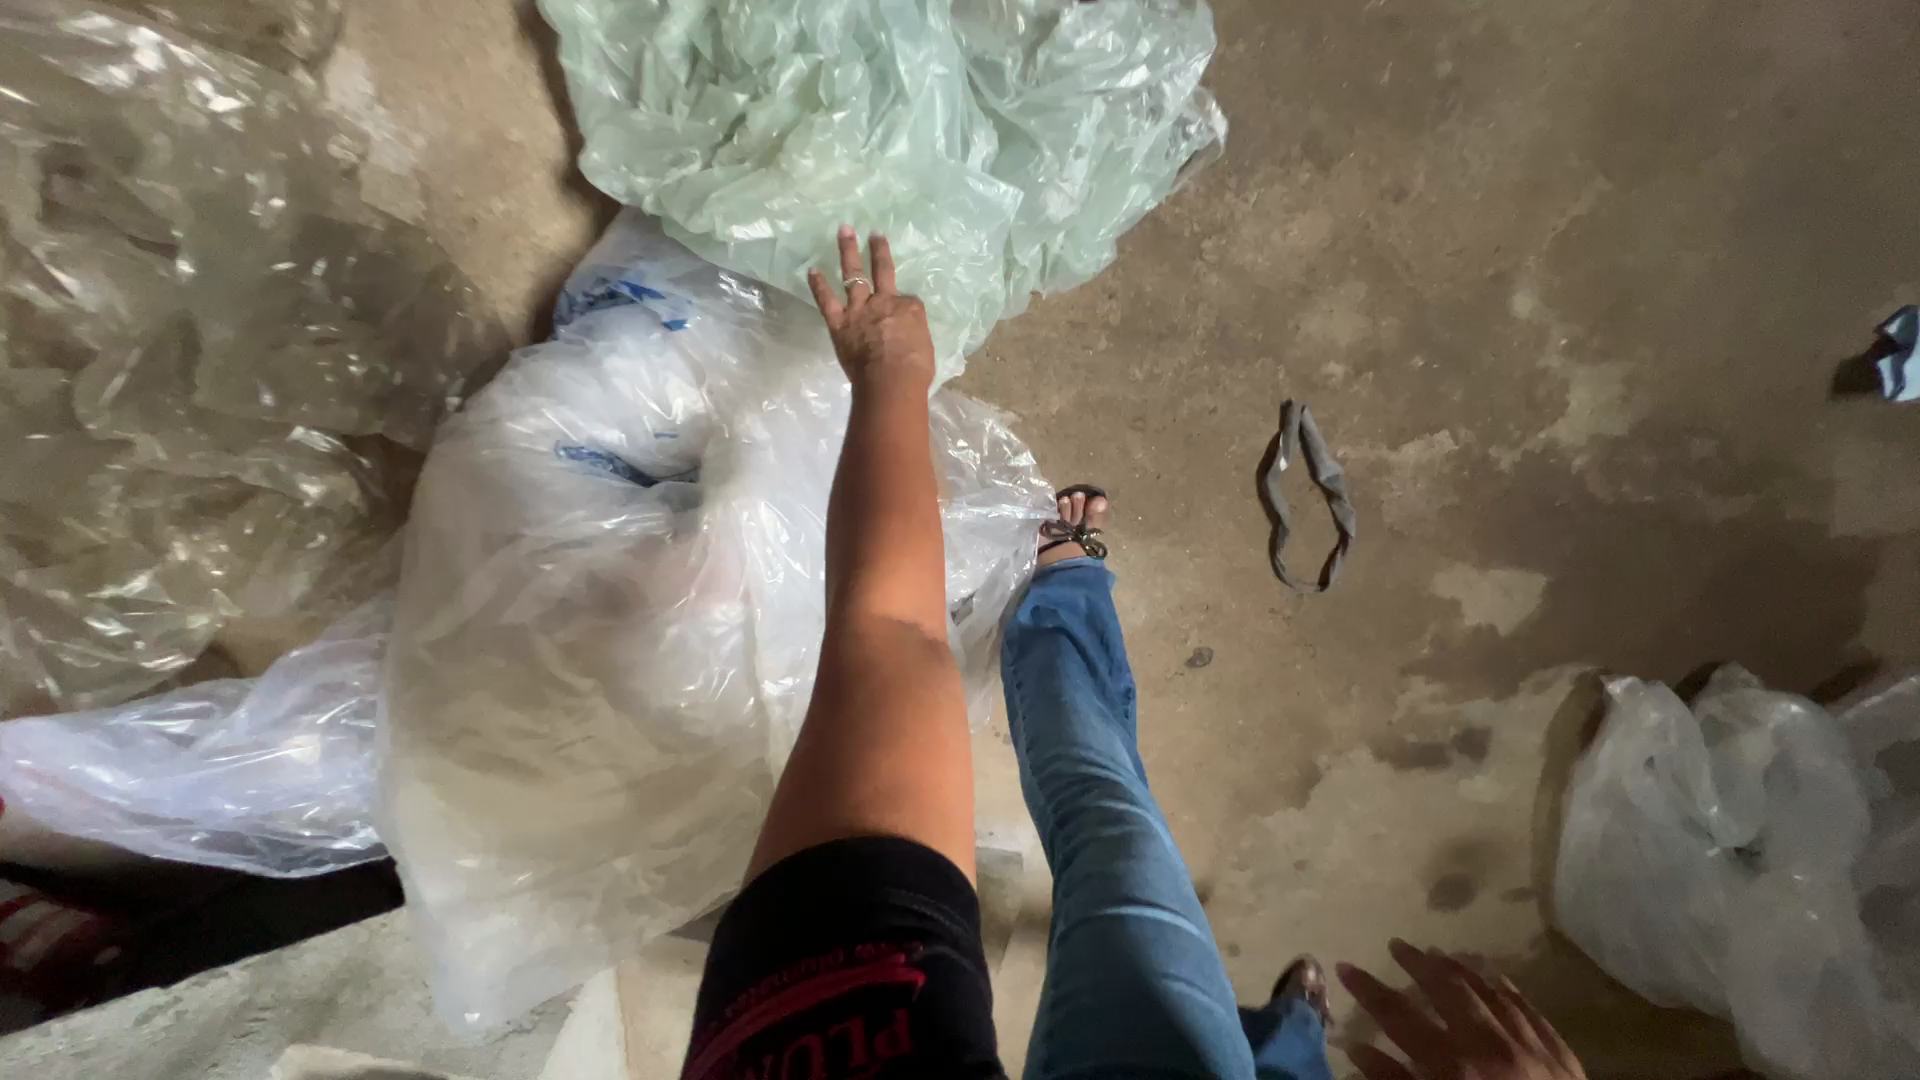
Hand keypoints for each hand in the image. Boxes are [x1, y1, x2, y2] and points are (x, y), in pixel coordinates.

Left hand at [807, 226, 935, 390]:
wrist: (891, 383)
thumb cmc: (915, 372)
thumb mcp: (925, 348)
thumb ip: (915, 336)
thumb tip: (907, 337)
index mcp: (910, 309)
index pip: (908, 301)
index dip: (906, 309)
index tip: (905, 319)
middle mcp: (884, 302)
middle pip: (881, 270)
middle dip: (877, 250)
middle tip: (872, 232)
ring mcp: (859, 310)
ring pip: (853, 275)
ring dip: (848, 251)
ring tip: (844, 231)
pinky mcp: (839, 324)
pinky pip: (826, 301)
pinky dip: (818, 285)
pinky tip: (812, 270)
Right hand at [1338, 940, 1586, 1079]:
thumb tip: (1356, 1049)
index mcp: (1454, 1067)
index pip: (1398, 1014)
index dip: (1368, 988)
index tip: (1344, 965)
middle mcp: (1490, 1046)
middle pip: (1446, 988)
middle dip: (1417, 963)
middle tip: (1396, 944)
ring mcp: (1533, 1050)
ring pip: (1491, 992)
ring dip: (1461, 969)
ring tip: (1440, 952)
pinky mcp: (1567, 1063)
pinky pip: (1533, 1014)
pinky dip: (1509, 990)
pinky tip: (1495, 977)